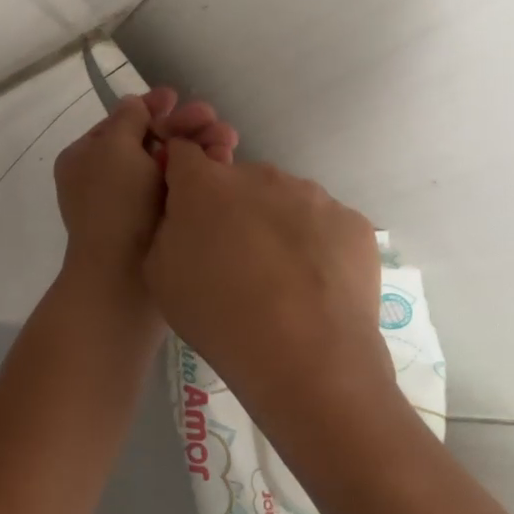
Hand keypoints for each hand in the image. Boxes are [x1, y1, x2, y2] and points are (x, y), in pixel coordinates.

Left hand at [54, 87, 237, 288]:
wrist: (123, 276)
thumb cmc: (114, 205)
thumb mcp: (113, 149)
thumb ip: (127, 119)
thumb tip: (135, 104)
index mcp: (84, 158)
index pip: (119, 123)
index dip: (149, 107)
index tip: (176, 95)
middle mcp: (105, 179)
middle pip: (149, 141)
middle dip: (182, 127)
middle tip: (213, 117)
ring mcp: (133, 204)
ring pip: (170, 165)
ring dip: (198, 147)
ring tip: (229, 138)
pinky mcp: (159, 225)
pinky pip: (181, 190)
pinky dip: (201, 175)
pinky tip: (225, 163)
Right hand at [144, 142, 390, 413]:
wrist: (306, 359)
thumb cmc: (216, 315)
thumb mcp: (158, 272)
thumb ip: (167, 228)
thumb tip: (183, 214)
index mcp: (204, 184)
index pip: (184, 154)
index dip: (180, 177)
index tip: (183, 208)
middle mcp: (260, 175)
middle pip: (237, 180)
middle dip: (230, 207)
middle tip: (230, 257)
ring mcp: (312, 196)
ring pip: (283, 200)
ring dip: (273, 224)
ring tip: (277, 277)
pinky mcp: (354, 222)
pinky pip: (323, 224)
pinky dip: (314, 245)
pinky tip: (311, 285)